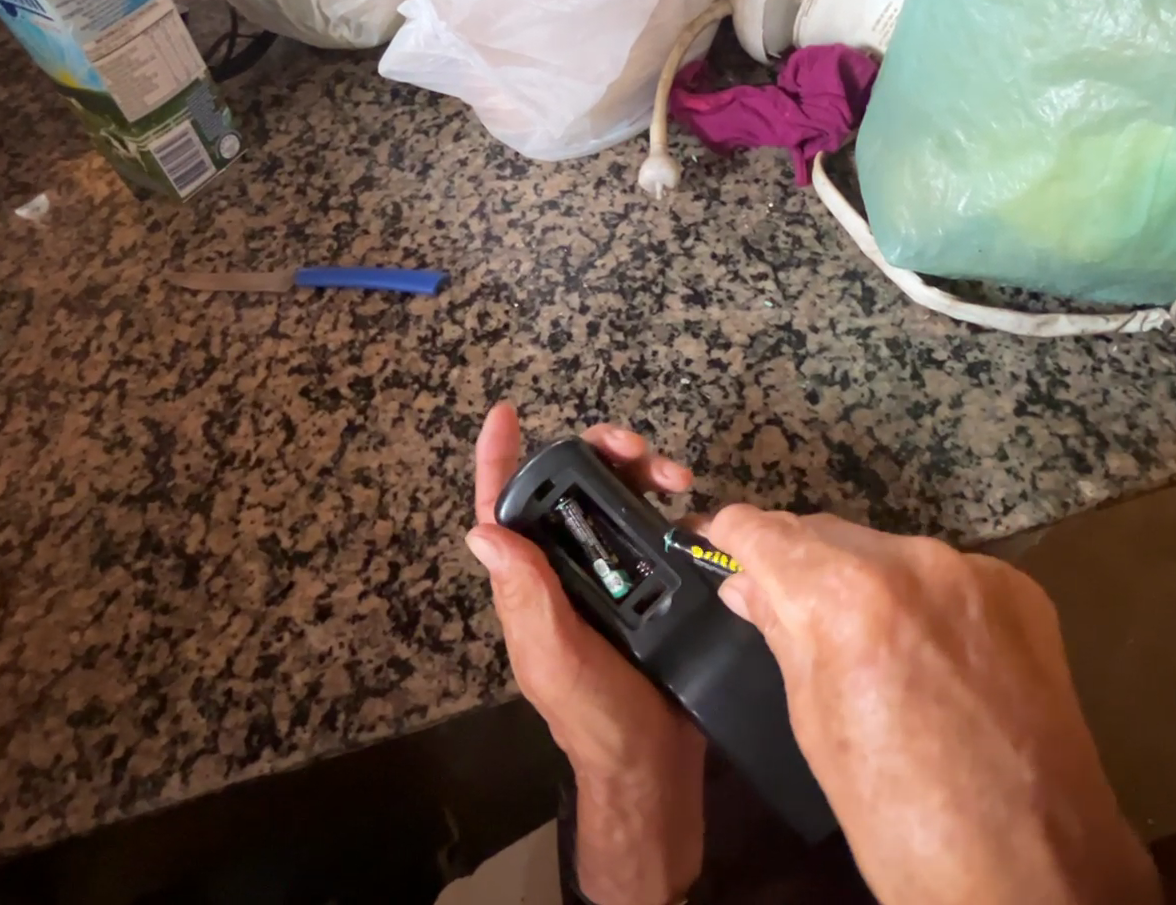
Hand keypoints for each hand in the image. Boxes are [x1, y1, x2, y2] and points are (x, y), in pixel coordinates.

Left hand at [469, 403, 704, 904]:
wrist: (656, 762)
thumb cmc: (595, 716)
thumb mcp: (553, 657)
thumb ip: (525, 598)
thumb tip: (482, 530)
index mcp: (530, 579)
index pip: (503, 508)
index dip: (498, 458)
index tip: (505, 414)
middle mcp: (566, 565)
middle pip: (571, 487)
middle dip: (600, 452)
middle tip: (636, 447)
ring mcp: (611, 570)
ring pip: (616, 497)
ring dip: (642, 471)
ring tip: (678, 474)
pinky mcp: (652, 580)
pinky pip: (656, 526)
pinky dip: (671, 505)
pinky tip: (693, 504)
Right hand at [705, 506, 1159, 904]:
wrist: (1037, 877)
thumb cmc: (897, 817)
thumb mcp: (813, 722)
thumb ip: (778, 631)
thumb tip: (743, 585)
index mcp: (844, 597)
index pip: (759, 528)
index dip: (728, 538)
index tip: (716, 549)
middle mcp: (909, 560)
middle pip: (819, 530)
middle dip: (792, 561)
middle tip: (781, 604)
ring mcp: (971, 570)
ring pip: (878, 548)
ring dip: (854, 576)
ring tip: (859, 636)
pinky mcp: (1018, 589)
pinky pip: (936, 571)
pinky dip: (912, 594)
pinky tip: (922, 648)